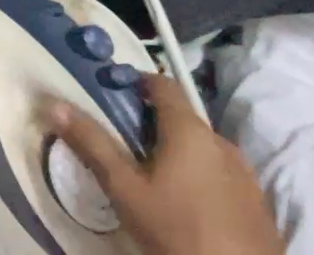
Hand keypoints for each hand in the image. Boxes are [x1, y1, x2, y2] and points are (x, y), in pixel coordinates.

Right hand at [48, 74, 284, 254]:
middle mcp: (224, 145)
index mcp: (191, 132)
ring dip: (176, 149)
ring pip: (203, 147)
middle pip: (182, 117)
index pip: (164, 84)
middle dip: (150, 121)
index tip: (109, 94)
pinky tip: (184, 202)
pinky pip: (221, 173)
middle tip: (121, 141)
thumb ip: (91, 142)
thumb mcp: (124, 188)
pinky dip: (199, 173)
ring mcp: (247, 177)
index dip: (135, 81)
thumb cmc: (178, 232)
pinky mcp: (258, 206)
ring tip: (150, 174)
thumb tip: (54, 103)